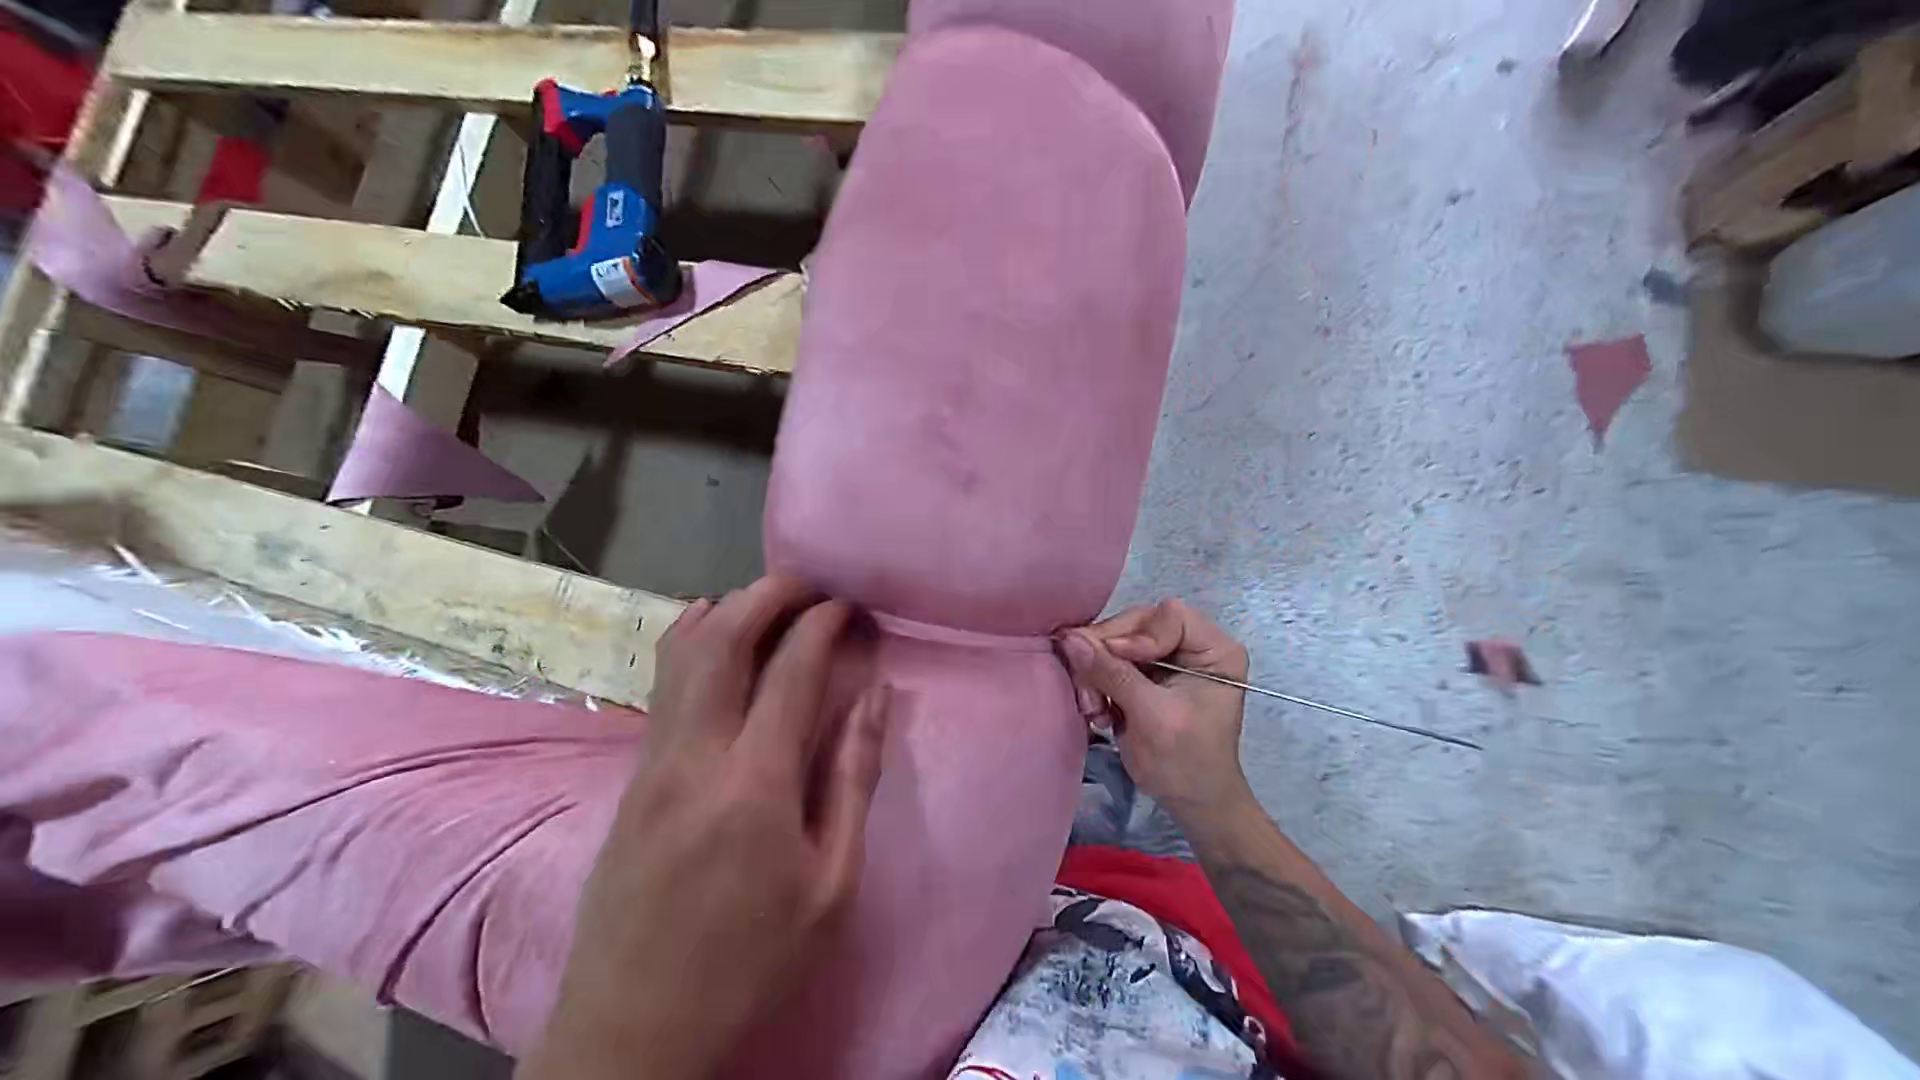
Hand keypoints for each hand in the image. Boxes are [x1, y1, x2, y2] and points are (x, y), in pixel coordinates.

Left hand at [520, 575, 889, 1079]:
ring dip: (726, 609)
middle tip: (807, 583)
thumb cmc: (752, 964)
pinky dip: (690, 642)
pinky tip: (710, 635)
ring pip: (680, 654)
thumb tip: (875, 696)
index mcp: (754, 783)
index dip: (823, 624)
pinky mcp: (631, 777)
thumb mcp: (831, 883)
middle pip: (723, 640)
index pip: (791, 670)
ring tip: (765, 597)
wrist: (632, 1037)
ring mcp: (652, 762)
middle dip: (768, 595)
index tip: (848, 605)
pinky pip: (661, 685)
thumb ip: (853, 779)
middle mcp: (694, 754)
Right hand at [1058, 599, 1252, 821]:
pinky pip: (1108, 661)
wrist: (1192, 803)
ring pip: (1115, 643)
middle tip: (1090, 694)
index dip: (1138, 634)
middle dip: (1106, 657)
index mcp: (1213, 649)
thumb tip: (1069, 639)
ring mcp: (1165, 658)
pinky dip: (1096, 684)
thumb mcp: (1151, 716)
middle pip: (1134, 626)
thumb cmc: (1186, 763)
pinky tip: (1098, 712)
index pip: (1168, 616)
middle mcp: (1191, 644)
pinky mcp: (1144, 673)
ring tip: (1094, 711)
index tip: (1117, 660)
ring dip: (1095, 674)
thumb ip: (1112, 674)